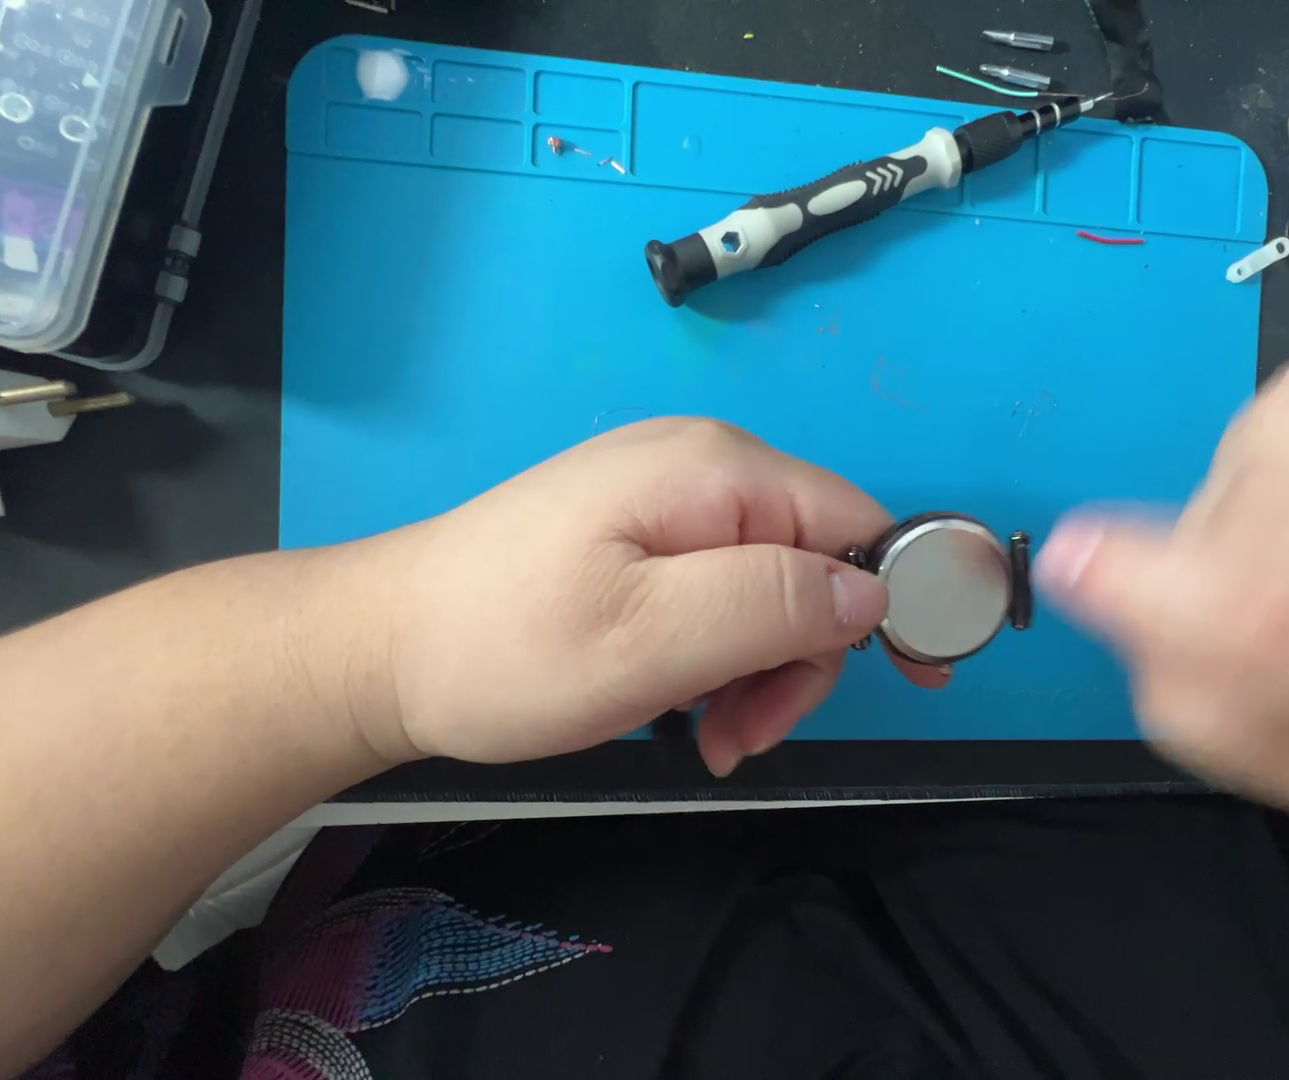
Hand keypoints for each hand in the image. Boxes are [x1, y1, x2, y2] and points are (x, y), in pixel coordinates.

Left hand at [333, 418, 940, 775]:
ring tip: (708, 736)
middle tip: (744, 735)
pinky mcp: (643, 536)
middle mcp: (703, 468)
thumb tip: (872, 593)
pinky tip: (683, 703)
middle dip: (799, 657)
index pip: (854, 522)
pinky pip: (721, 592)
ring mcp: (669, 501)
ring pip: (770, 588)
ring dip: (758, 670)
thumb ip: (774, 602)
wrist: (380, 648)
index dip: (894, 598)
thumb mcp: (653, 638)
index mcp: (716, 472)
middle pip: (814, 563)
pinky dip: (721, 657)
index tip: (908, 680)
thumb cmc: (508, 648)